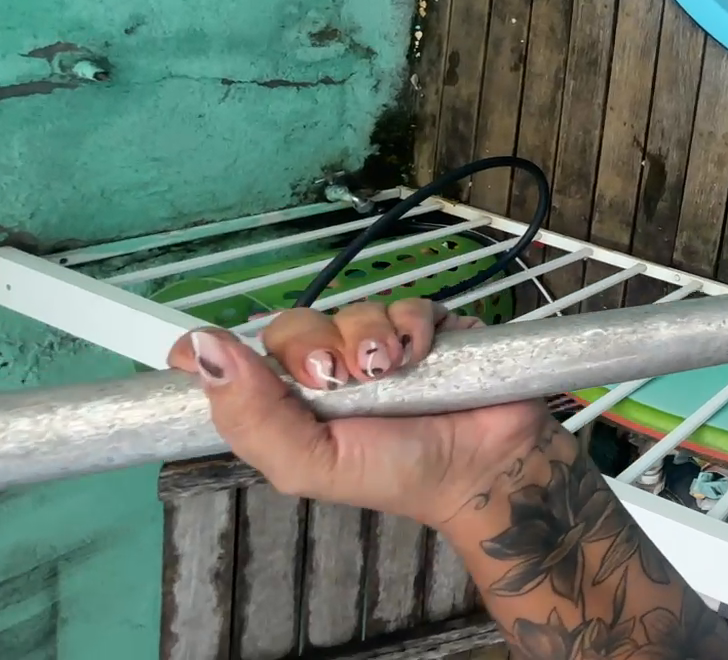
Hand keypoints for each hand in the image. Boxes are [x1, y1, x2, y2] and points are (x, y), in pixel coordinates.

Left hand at [167, 299, 547, 524]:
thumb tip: (198, 348)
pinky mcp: (434, 329)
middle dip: (315, 345)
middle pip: (299, 323)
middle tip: (344, 378)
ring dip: (371, 335)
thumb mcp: (309, 463)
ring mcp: (385, 344)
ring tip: (394, 370)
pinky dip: (415, 321)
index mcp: (288, 402)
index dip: (228, 346)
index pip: (237, 356)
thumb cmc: (392, 472)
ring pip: (359, 309)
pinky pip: (413, 304)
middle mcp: (330, 366)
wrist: (482, 464)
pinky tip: (423, 351)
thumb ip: (252, 416)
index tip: (235, 355)